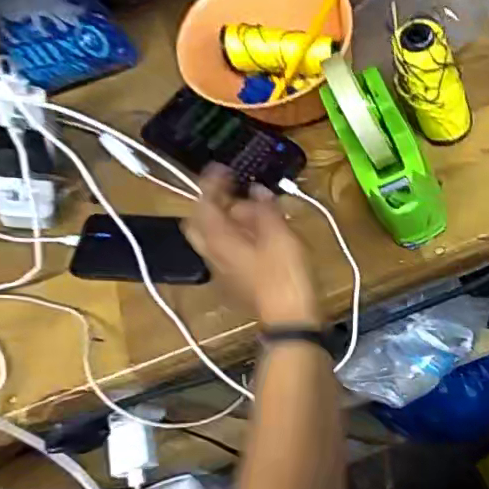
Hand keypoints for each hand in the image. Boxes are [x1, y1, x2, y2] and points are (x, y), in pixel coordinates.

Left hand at [180, 164, 318, 326]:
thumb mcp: (279, 235)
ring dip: (226, 222)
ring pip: (213, 239)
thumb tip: (256, 192)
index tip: (222, 168)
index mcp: (218, 239)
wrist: (290, 320)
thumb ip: (265, 209)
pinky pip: (227, 253)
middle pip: (199, 223)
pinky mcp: (236, 284)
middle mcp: (212, 254)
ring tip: (250, 213)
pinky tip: (259, 239)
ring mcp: (222, 272)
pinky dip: (237, 239)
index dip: (212, 182)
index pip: (204, 202)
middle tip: (231, 193)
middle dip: (212, 205)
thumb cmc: (284, 275)